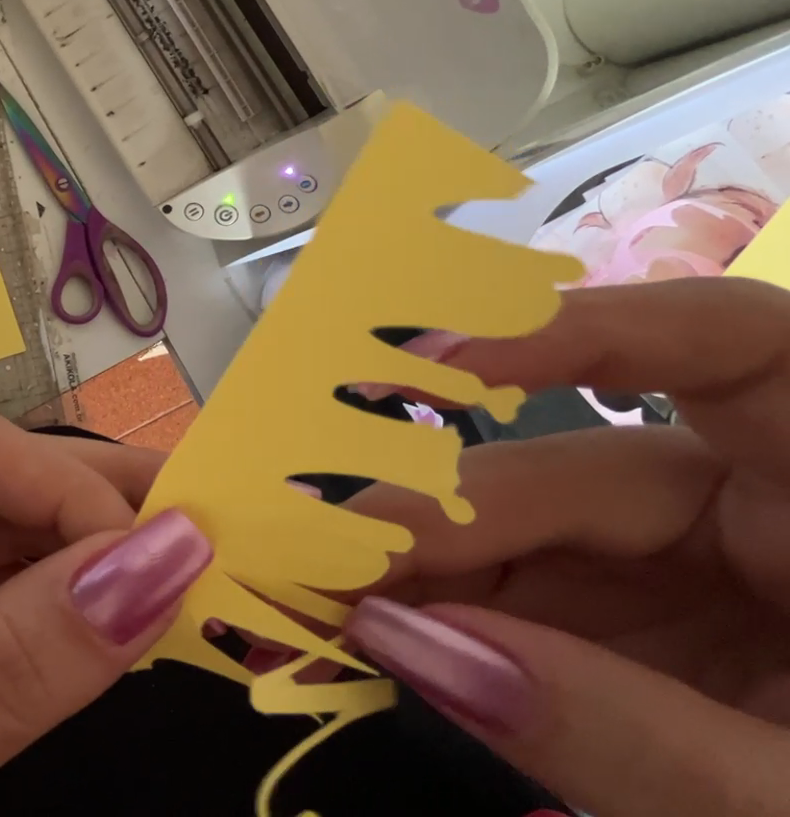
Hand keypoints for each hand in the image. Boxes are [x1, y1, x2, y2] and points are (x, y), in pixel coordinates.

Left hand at [0, 408, 210, 815]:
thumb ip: (15, 666)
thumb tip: (159, 563)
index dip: (64, 484)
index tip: (162, 556)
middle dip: (99, 505)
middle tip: (219, 543)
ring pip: (18, 522)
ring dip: (104, 548)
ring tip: (199, 576)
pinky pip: (16, 578)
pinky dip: (82, 594)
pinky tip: (136, 614)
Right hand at [341, 278, 789, 815]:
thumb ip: (625, 733)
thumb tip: (397, 637)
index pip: (729, 347)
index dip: (572, 330)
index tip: (428, 360)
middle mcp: (753, 512)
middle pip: (564, 476)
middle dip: (432, 518)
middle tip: (316, 563)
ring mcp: (678, 571)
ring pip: (512, 538)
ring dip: (410, 574)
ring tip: (317, 607)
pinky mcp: (623, 627)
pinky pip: (508, 601)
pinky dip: (433, 620)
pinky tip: (366, 631)